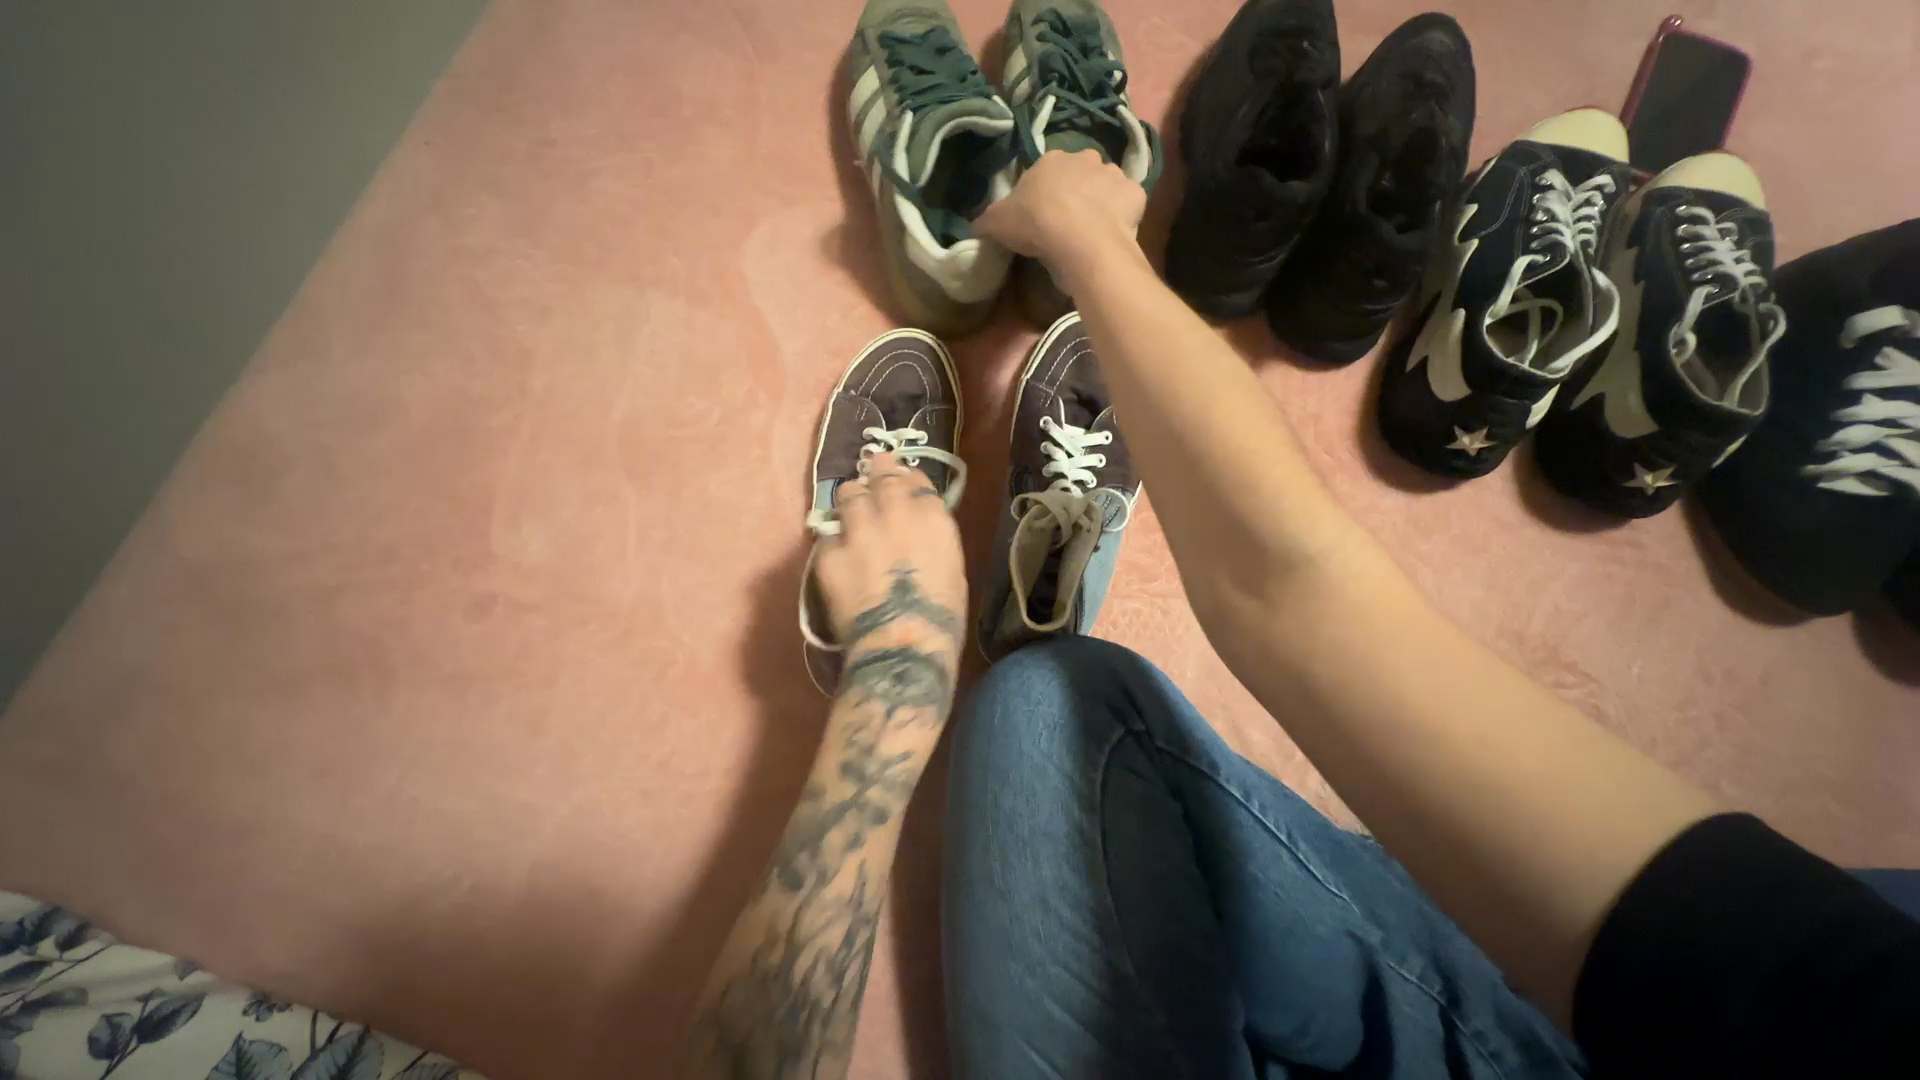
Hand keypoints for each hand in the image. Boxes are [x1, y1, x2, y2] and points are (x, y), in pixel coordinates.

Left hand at [815, 453, 966, 658]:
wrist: (902, 644)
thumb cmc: (942, 615)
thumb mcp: (952, 565)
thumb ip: (932, 534)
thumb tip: (918, 526)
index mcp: (931, 516)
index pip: (917, 480)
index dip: (907, 478)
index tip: (902, 479)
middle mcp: (893, 512)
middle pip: (881, 476)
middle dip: (878, 471)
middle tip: (874, 469)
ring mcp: (857, 529)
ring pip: (848, 494)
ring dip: (852, 498)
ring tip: (852, 507)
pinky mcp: (829, 552)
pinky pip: (828, 535)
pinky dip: (834, 540)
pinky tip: (838, 552)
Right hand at [975, 149, 1147, 290]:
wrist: (1081, 240)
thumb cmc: (1036, 224)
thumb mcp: (997, 223)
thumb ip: (986, 221)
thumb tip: (975, 226)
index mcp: (1051, 159)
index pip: (1044, 174)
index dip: (1041, 196)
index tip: (1039, 219)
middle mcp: (1085, 157)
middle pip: (1078, 175)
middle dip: (1074, 194)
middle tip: (1065, 225)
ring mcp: (1114, 174)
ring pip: (1105, 187)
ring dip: (1099, 203)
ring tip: (1090, 232)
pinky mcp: (1136, 194)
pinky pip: (1128, 204)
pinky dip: (1122, 216)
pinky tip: (1112, 234)